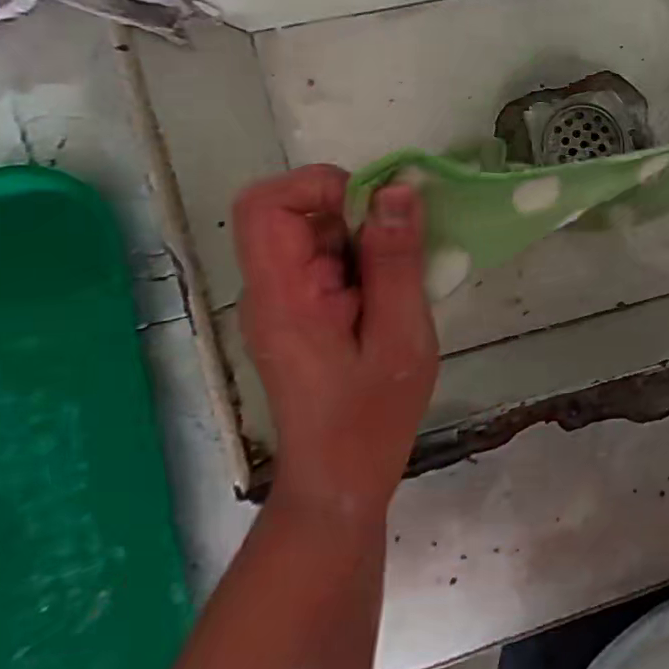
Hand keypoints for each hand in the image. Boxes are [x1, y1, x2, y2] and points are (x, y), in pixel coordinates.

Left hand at [230, 164, 439, 516]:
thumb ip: (396, 261)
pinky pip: (326, 263)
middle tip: (401, 255)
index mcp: (282, 296)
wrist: (341, 481)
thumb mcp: (401, 336)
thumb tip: (398, 190)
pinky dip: (363, 264)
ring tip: (399, 287)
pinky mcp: (298, 313)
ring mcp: (280, 303)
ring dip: (364, 243)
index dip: (319, 187)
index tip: (376, 211)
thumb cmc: (372, 417)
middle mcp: (268, 291)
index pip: (267, 205)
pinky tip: (389, 301)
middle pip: (293, 214)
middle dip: (354, 218)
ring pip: (315, 235)